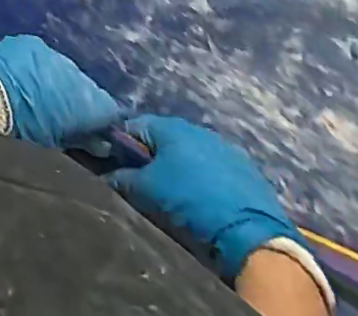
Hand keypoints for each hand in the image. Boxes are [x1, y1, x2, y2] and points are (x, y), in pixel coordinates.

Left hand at [0, 35, 121, 148]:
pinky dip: (36, 67)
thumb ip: (82, 138)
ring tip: (38, 95)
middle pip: (83, 85)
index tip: (91, 129)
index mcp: (85, 99)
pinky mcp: (31, 42)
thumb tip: (101, 141)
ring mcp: (52, 53)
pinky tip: (23, 79)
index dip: (99, 119)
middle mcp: (75, 71)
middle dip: (75, 98)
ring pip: (62, 69)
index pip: (106, 107)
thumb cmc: (21, 131)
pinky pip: (41, 57)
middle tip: (60, 114)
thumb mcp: (56, 142)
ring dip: (56, 81)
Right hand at [107, 115, 302, 280]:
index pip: (135, 126)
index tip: (114, 165)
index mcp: (172, 127)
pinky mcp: (245, 169)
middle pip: (164, 139)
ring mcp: (224, 147)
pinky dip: (203, 180)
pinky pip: (213, 169)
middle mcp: (198, 129)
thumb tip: (108, 176)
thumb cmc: (190, 201)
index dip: (120, 144)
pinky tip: (202, 202)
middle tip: (143, 184)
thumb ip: (123, 180)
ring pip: (190, 153)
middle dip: (151, 158)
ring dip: (178, 169)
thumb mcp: (147, 192)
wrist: (249, 232)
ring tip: (174, 196)